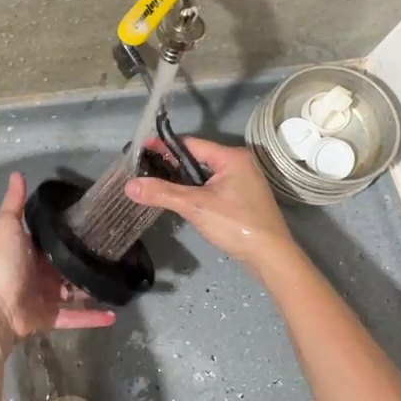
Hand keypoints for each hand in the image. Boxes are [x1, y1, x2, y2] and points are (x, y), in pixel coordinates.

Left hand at [0, 172, 116, 344]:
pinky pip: (77, 317)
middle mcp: (41, 274)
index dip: (72, 234)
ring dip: (93, 289)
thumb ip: (14, 203)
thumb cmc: (4, 263)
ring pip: (75, 293)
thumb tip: (17, 174)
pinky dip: (94, 317)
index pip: (55, 241)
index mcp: (32, 252)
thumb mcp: (8, 226)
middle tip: (114, 254)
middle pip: (68, 267)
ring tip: (118, 281)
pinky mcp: (53, 318)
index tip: (96, 225)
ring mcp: (47, 297)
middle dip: (86, 263)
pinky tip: (114, 314)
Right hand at [126, 137, 299, 268]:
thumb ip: (162, 193)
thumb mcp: (195, 206)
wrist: (271, 256)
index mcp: (230, 157)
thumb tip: (129, 185)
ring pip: (205, 174)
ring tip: (156, 184)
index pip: (190, 144)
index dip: (164, 147)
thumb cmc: (235, 224)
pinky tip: (181, 200)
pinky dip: (196, 190)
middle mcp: (239, 163)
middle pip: (197, 158)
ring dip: (183, 179)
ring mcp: (243, 181)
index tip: (141, 149)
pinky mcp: (243, 198)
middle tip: (144, 169)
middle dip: (171, 164)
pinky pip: (213, 187)